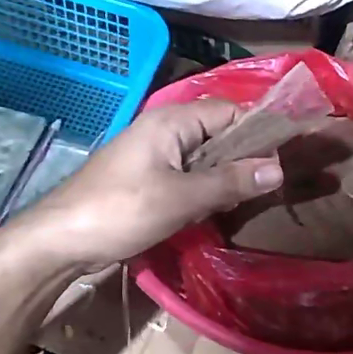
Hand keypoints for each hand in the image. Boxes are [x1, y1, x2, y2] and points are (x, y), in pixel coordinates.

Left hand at [0, 100, 282, 270]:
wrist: (59, 242)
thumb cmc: (120, 211)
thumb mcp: (181, 198)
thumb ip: (230, 181)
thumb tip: (278, 167)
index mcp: (172, 121)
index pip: (230, 111)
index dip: (262, 129)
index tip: (293, 153)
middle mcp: (164, 131)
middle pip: (219, 134)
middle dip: (250, 154)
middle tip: (285, 178)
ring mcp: (154, 158)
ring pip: (205, 158)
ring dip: (230, 175)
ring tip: (265, 194)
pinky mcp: (147, 183)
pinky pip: (188, 178)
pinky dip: (209, 189)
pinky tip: (227, 208)